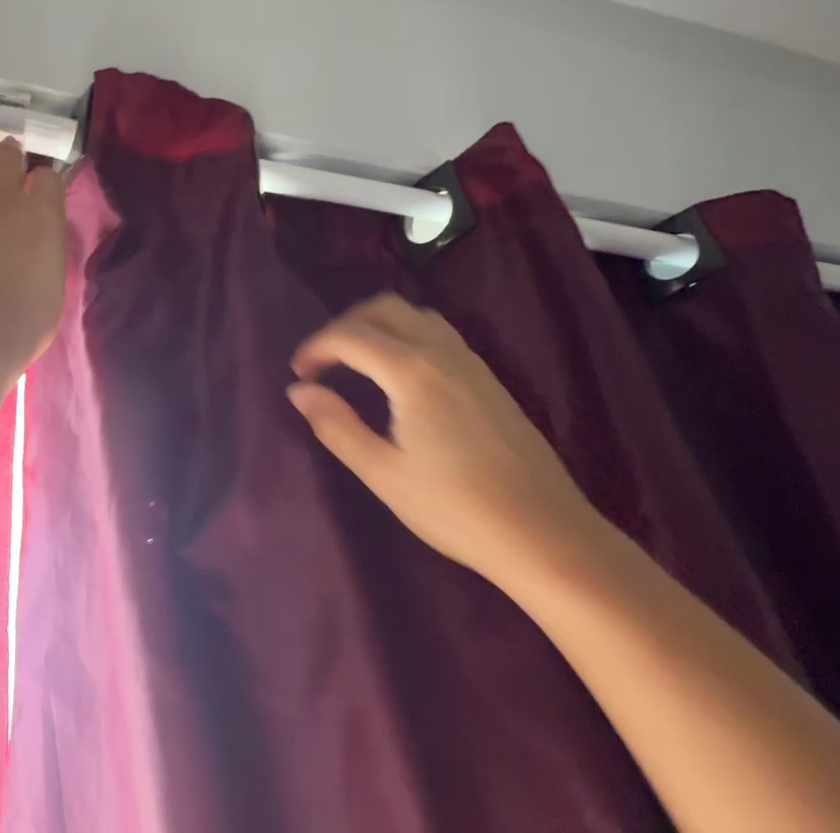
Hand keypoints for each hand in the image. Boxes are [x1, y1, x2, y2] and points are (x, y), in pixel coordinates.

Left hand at [0, 126, 65, 375]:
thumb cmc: (15, 330)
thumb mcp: (52, 291)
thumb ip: (45, 252)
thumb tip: (38, 237)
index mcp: (40, 216)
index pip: (48, 178)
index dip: (44, 182)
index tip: (41, 190)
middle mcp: (0, 196)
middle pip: (8, 156)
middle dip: (11, 155)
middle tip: (8, 157)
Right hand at [287, 293, 608, 585]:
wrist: (541, 530)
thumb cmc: (454, 507)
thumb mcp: (383, 473)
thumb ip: (337, 426)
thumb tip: (299, 391)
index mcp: (411, 370)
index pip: (350, 335)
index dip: (316, 347)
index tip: (297, 374)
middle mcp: (442, 351)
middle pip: (385, 308)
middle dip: (346, 325)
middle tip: (324, 363)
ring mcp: (472, 362)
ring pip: (416, 316)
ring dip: (380, 326)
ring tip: (358, 364)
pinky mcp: (489, 379)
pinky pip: (440, 335)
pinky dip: (408, 337)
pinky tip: (402, 378)